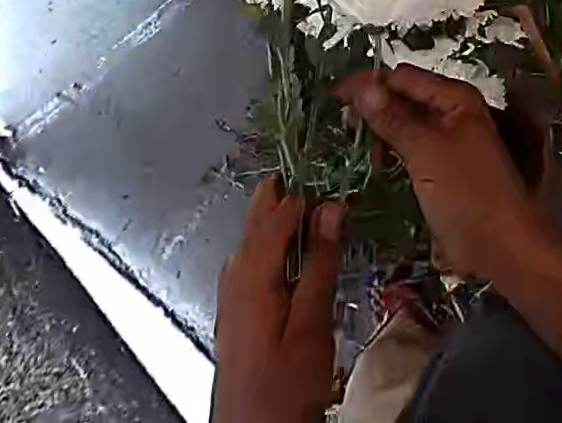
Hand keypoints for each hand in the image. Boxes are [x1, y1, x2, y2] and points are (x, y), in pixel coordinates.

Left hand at [212, 176, 344, 422]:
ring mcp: (231, 299)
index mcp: (253, 274)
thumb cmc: (285, 386)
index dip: (301, 198)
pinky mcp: (235, 317)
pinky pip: (248, 265)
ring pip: (250, 245)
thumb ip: (320, 262)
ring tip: (288, 205)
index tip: (326, 182)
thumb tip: (330, 209)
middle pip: (256, 226)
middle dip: (276, 201)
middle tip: (292, 176)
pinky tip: (274, 255)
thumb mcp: (312, 323)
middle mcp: (236, 279)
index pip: (276, 218)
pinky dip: (265, 247)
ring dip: (270, 223)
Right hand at [332, 64, 554, 282]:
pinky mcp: (443, 165)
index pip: (402, 77)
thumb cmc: (468, 194)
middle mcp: (453, 111)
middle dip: (374, 104)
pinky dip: (392, 146)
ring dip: (381, 127)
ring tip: (356, 140)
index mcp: (454, 98)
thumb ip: (392, 118)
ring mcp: (449, 139)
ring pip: (406, 121)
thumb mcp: (425, 151)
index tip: (336, 95)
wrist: (504, 248)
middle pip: (404, 96)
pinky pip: (411, 144)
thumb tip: (363, 86)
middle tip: (342, 120)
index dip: (369, 84)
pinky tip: (377, 158)